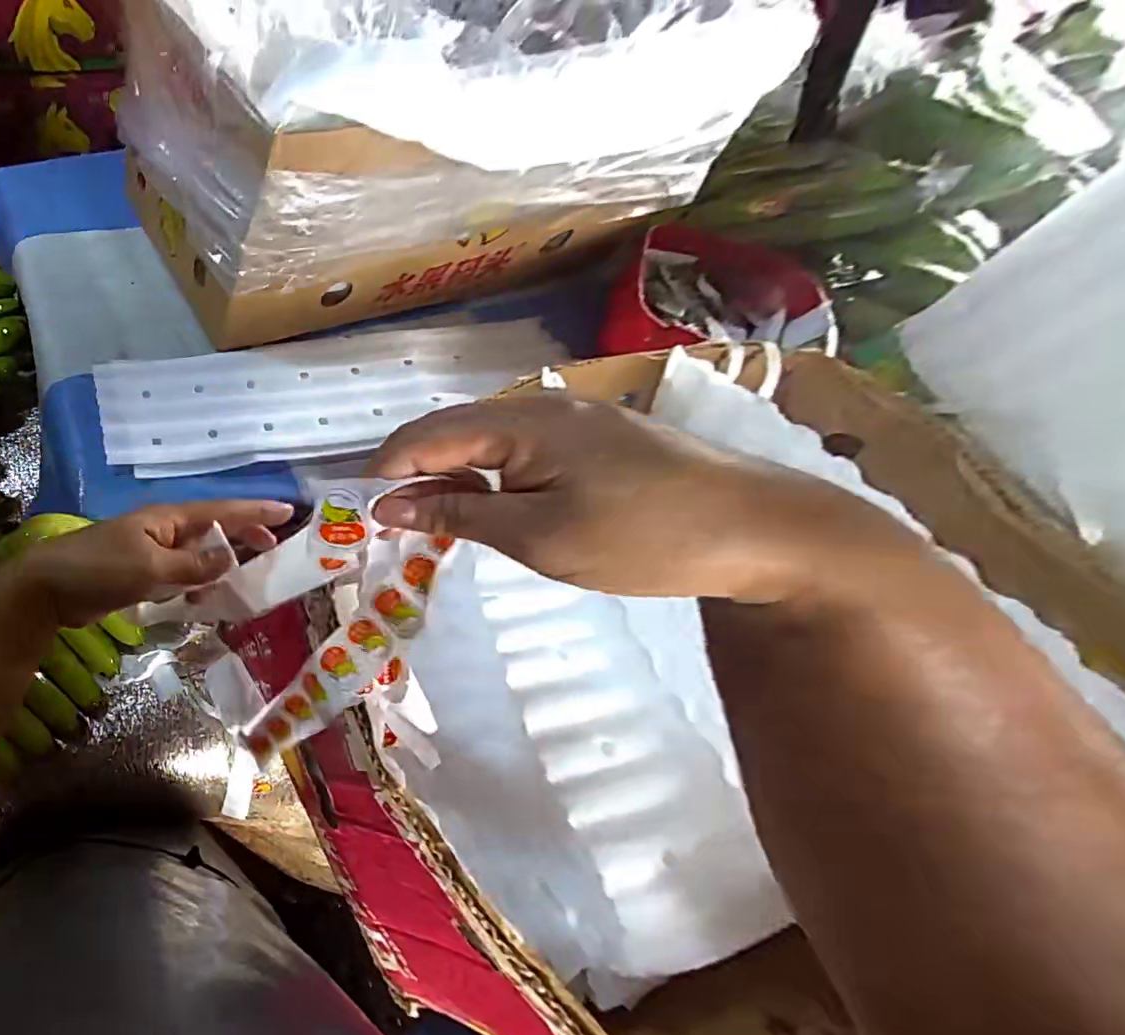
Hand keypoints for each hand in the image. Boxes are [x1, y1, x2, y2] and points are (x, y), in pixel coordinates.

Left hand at [5, 500, 293, 626]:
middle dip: (244, 536)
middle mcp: (164, 531)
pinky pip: (182, 574)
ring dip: (223, 561)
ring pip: (199, 554)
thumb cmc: (98, 569)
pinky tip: (210, 596)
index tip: (286, 511)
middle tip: (274, 548)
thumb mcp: (149, 567)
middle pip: (213, 529)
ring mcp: (152, 551)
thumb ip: (192, 565)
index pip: (220, 511)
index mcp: (167, 519)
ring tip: (251, 573)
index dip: (254, 513)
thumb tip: (232, 559)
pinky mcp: (142, 573)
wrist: (48, 588)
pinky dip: (200, 582)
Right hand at [366, 395, 922, 601]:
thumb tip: (388, 504)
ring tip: (424, 519)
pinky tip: (481, 506)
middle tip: (385, 520)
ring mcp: (571, 421)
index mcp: (524, 420)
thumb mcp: (536, 535)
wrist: (768, 533)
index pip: (427, 434)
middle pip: (451, 430)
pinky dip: (484, 477)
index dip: (384, 468)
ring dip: (446, 476)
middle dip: (409, 472)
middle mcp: (542, 407)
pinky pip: (515, 450)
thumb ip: (457, 513)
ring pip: (482, 440)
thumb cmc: (643, 537)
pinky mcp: (592, 440)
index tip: (356, 509)